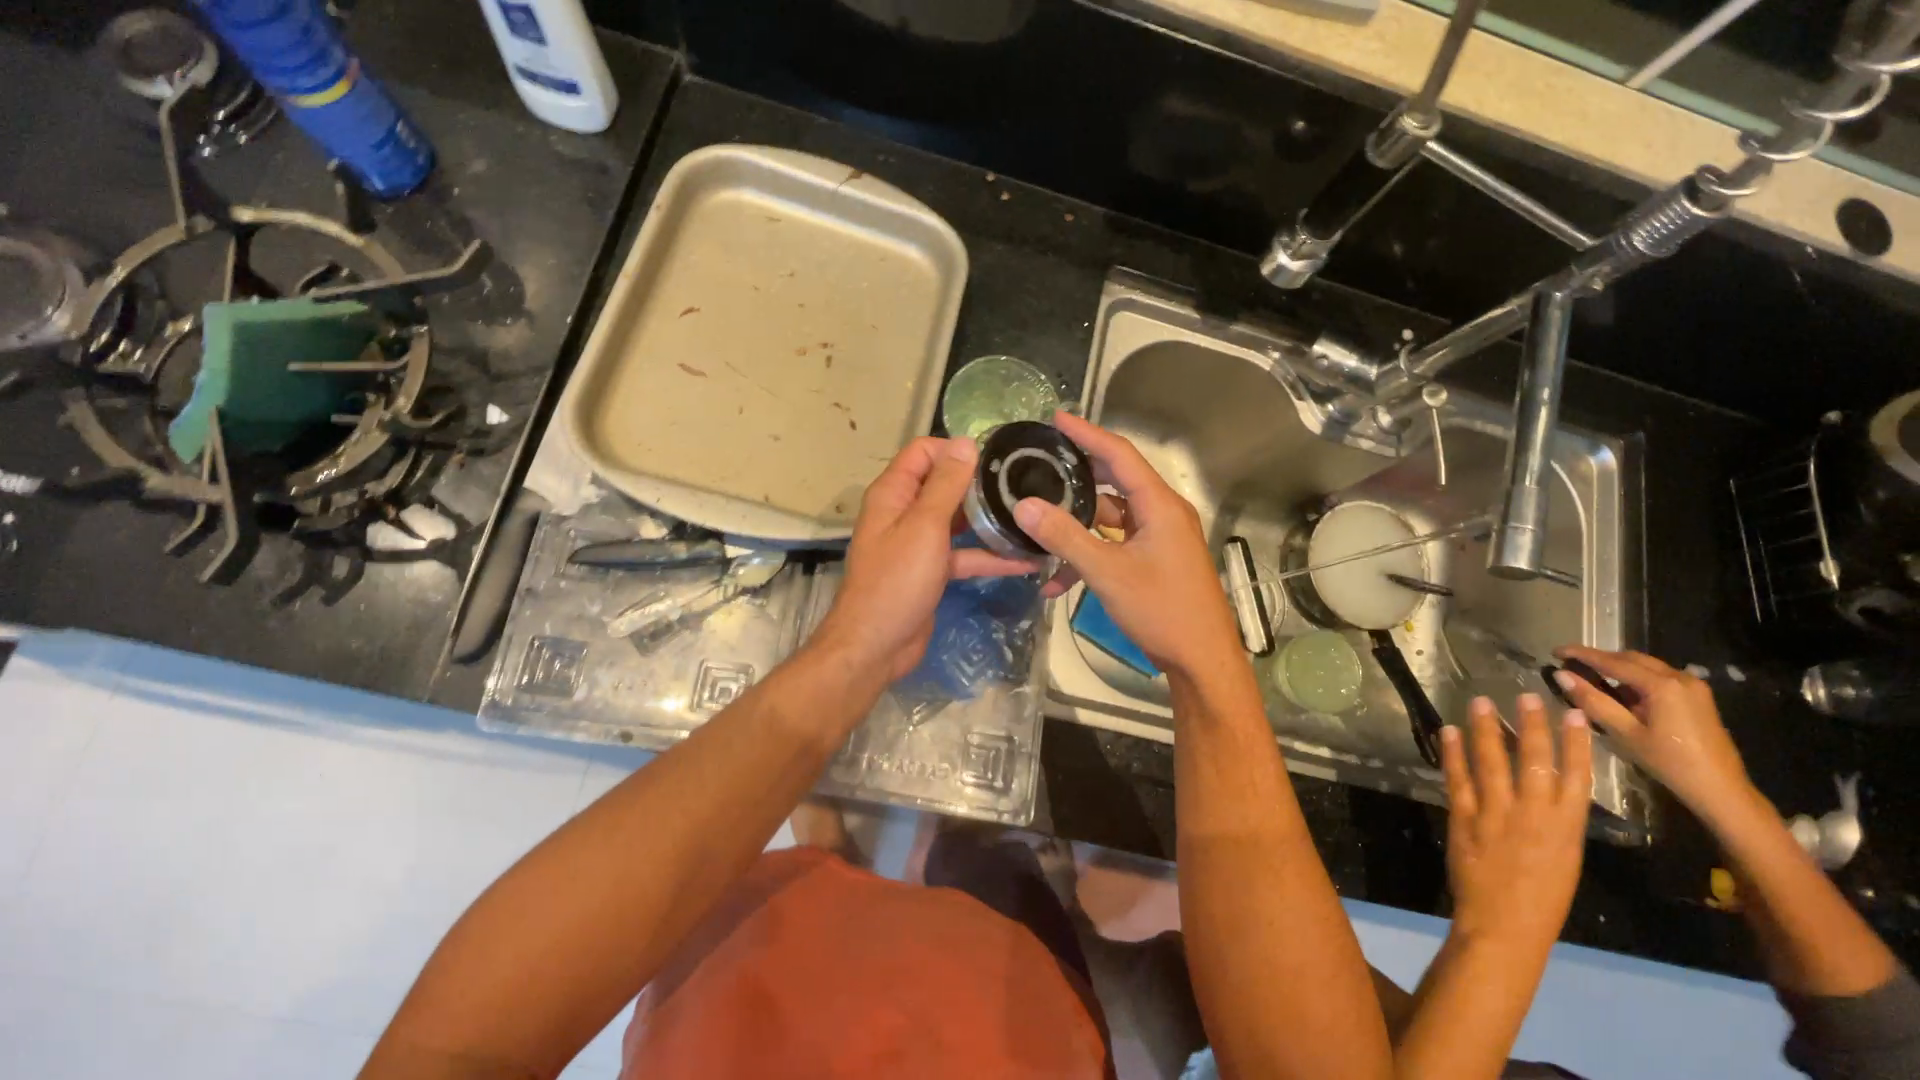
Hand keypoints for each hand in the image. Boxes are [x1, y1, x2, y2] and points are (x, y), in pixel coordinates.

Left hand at [811, 436, 1035, 680]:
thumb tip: (966, 442)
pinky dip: (988, 556)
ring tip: (1031, 517)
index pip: (924, 452)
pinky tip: (1025, 560)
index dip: (956, 450)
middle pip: (944, 485)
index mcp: (894, 493)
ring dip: (988, 520)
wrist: (876, 645)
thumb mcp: (925, 526)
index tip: (995, 459)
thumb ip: (946, 485)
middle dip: (979, 484)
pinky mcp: (931, 571)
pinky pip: (963, 555)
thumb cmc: (896, 581)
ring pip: (957, 521)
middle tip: (1023, 486)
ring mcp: (918, 543)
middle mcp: (903, 512)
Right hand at [1011, 412, 1241, 678]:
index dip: (1087, 434)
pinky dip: (1089, 555)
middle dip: (1076, 475)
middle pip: (1114, 481)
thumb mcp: (1107, 572)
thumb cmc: (1161, 609)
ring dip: (1077, 525)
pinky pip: (1115, 545)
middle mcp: (1162, 514)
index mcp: (1159, 505)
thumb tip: (1024, 506)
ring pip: (1110, 517)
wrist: (1201, 659)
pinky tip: (1056, 582)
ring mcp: (1159, 538)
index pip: (1120, 454)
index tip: (1056, 418)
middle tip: (1040, 462)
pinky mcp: (1154, 561)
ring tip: (1037, 525)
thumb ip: (1065, 536)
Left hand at [1441, 694, 1591, 947]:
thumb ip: (1557, 823)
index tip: (1573, 713)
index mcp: (1567, 827)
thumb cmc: (1542, 899)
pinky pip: (1457, 778)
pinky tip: (1447, 732)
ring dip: (1485, 729)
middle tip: (1524, 695)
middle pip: (1535, 760)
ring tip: (1480, 701)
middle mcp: (1534, 814)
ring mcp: (1497, 814)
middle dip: (1531, 725)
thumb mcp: (1566, 859)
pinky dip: (1452, 754)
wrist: (1505, 924)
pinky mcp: (1464, 818)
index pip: (1577, 776)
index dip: (1576, 743)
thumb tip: (1550, 791)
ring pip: (1492, 761)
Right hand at [1551, 646, 1755, 827]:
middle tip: (1571, 663)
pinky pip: (1660, 677)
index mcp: (1662, 685)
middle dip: (1600, 658)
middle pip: (1632, 658)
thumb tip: (1561, 675)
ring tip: (1591, 677)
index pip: (1613, 662)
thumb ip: (1593, 701)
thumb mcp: (1625, 733)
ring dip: (1618, 668)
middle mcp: (1680, 677)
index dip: (1582, 654)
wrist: (1721, 788)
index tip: (1555, 651)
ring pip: (1647, 666)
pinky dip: (1636, 679)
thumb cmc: (1669, 762)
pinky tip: (1622, 693)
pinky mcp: (1698, 696)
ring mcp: (1693, 686)